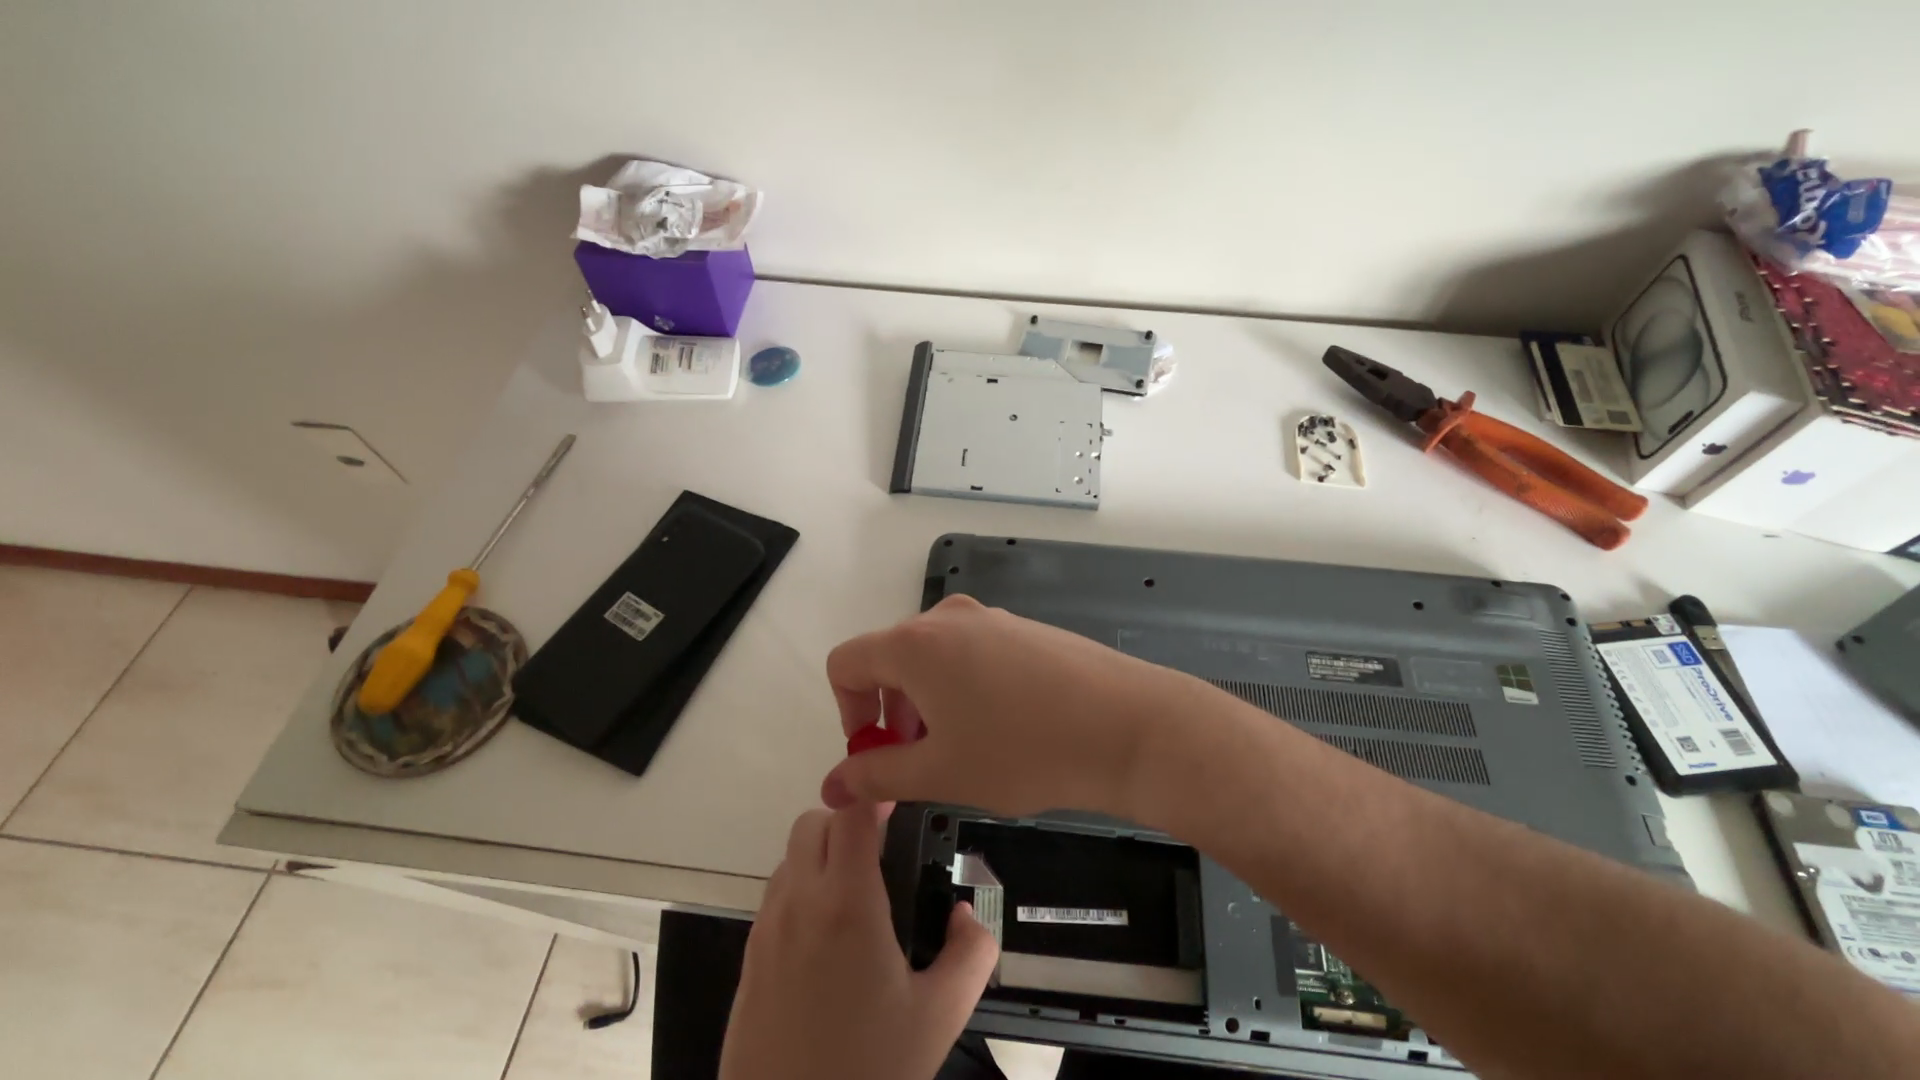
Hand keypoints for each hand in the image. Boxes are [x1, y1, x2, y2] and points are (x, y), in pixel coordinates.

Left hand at [719, 805, 998, 1079]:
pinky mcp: (748, 960)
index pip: (852, 814)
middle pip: (813, 824)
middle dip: (848, 823)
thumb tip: (968, 916)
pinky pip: (775, 899)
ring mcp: (765, 931)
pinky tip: (830, 941)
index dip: (876, 796)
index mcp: (846, 904)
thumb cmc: (868, 1068)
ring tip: (860, 899)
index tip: (899, 803)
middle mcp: (798, 903)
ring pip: (790, 859)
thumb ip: (971, 953)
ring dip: (822, 857)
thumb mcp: (940, 1015)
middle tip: (884, 853)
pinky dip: (801, 892)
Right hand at [820, 594, 1208, 819]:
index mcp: (914, 644)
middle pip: (889, 659)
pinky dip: (965, 690)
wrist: (1130, 726)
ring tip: (965, 751)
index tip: (877, 755)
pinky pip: (972, 655)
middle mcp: (947, 618)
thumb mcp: (940, 772)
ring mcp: (991, 619)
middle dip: (889, 713)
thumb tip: (831, 786)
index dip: (847, 712)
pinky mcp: (1025, 630)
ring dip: (928, 704)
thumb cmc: (1024, 752)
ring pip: (933, 660)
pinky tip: (1005, 730)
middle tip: (921, 762)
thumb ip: (875, 776)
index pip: (845, 663)